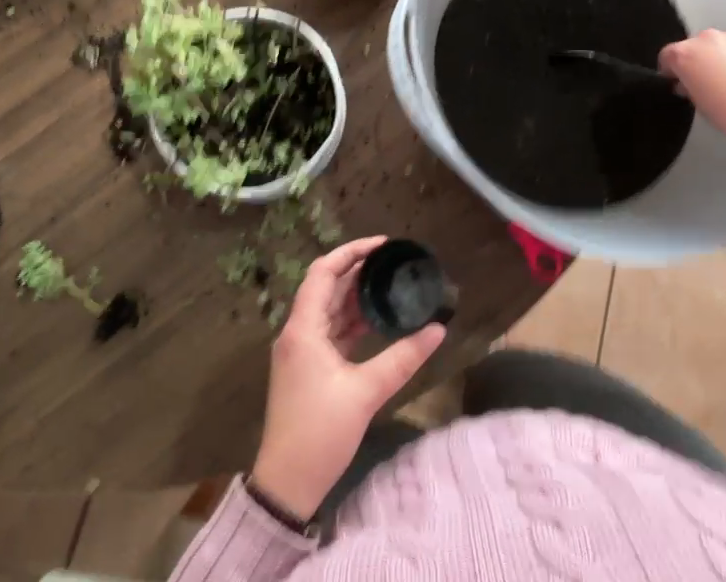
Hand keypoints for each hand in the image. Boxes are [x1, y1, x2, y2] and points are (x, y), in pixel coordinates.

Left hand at [250, 236, 445, 519]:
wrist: (288, 480)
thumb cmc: (320, 432)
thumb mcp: (366, 392)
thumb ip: (403, 357)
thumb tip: (438, 330)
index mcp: (303, 329)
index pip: (323, 273)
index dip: (351, 252)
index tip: (383, 245)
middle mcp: (298, 333)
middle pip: (325, 288)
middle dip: (357, 270)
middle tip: (393, 262)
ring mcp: (301, 352)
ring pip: (328, 310)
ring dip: (355, 296)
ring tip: (390, 283)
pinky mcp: (309, 369)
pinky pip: (331, 332)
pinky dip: (352, 321)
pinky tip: (378, 319)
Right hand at [658, 30, 725, 141]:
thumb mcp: (701, 106)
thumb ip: (690, 88)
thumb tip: (690, 83)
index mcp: (687, 54)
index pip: (667, 55)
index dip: (669, 71)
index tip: (678, 84)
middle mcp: (709, 39)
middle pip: (695, 47)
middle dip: (697, 62)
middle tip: (708, 83)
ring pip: (721, 45)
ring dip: (721, 58)